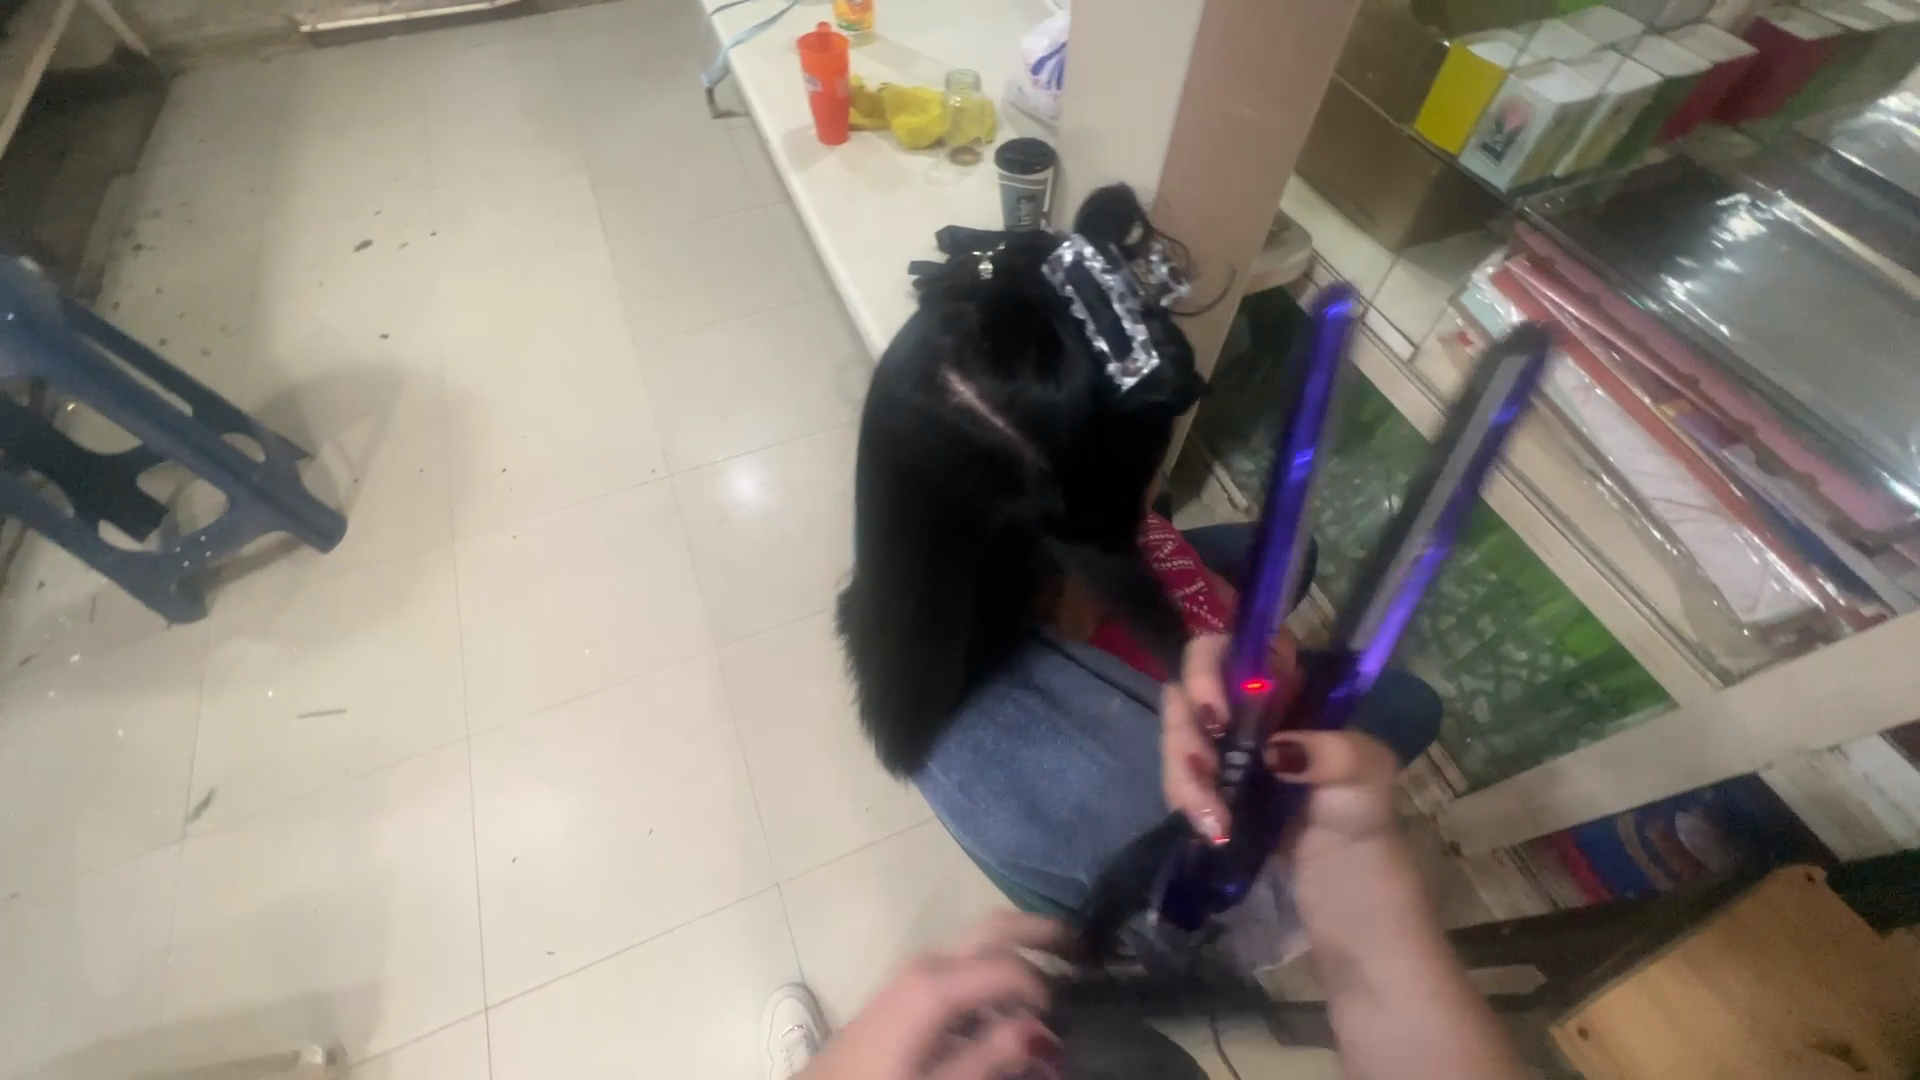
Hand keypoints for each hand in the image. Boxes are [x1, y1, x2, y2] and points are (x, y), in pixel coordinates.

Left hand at [798, 912, 1065, 1079]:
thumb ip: (988, 1058)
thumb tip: (1039, 1029)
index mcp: (934, 983)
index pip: (1007, 963)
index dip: (1045, 985)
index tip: (1072, 1017)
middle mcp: (928, 962)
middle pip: (995, 927)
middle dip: (1041, 932)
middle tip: (1084, 948)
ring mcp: (917, 969)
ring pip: (981, 942)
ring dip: (1020, 953)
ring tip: (1059, 973)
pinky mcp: (911, 986)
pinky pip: (965, 965)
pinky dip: (996, 972)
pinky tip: (1013, 1004)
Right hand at [1160, 634, 1398, 864]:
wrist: (1341, 863)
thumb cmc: (1358, 803)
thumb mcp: (1368, 770)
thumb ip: (1334, 751)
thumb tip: (1273, 750)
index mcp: (1276, 683)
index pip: (1230, 647)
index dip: (1210, 665)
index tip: (1218, 711)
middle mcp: (1237, 704)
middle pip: (1185, 689)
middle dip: (1186, 729)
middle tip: (1205, 767)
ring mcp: (1213, 742)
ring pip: (1174, 735)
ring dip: (1185, 775)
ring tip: (1217, 819)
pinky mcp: (1198, 779)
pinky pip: (1174, 777)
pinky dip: (1186, 801)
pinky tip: (1213, 828)